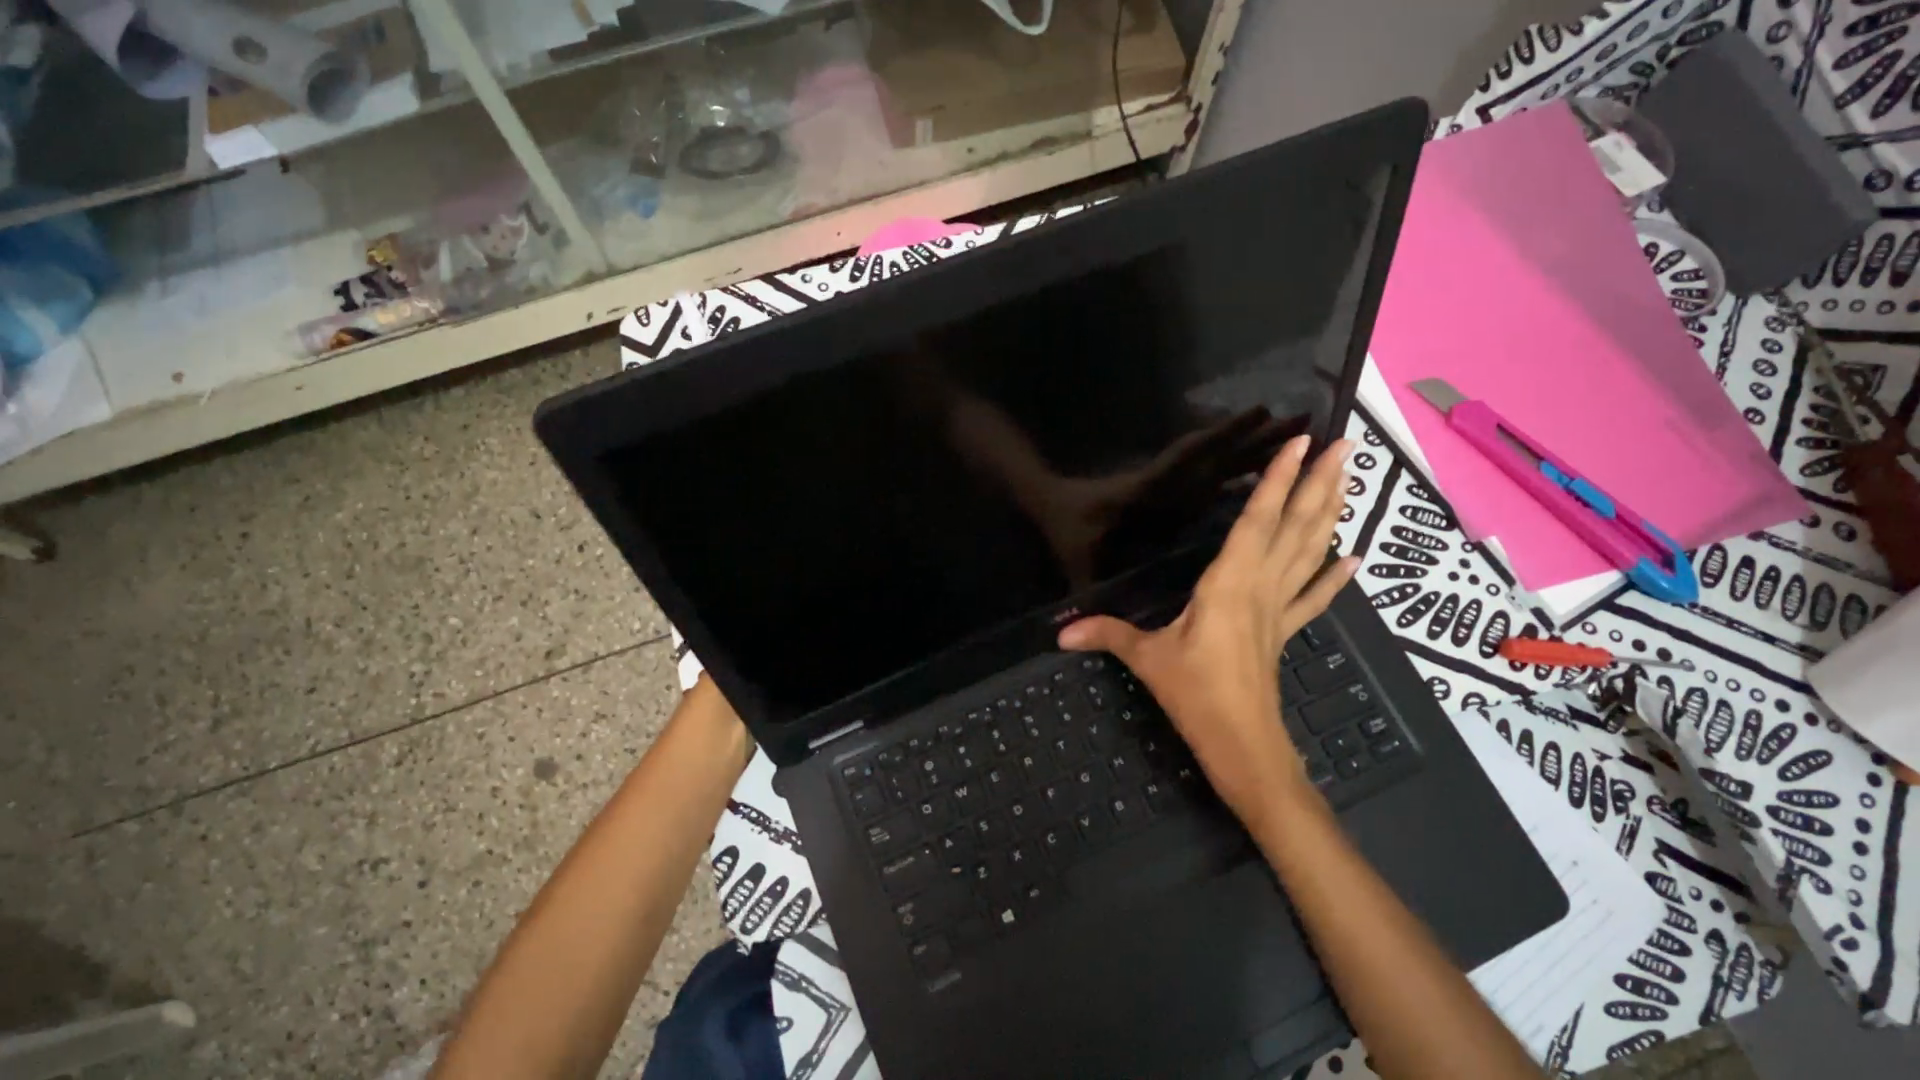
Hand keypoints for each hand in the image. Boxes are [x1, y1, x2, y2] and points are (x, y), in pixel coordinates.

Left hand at [1029, 407, 1295, 588]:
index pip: (1186, 459)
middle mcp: (1172, 486)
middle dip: (1260, 440)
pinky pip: (1224, 486)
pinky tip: (1288, 489)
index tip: (1257, 417)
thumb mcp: (1075, 563)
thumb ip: (1081, 594)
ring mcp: (1179, 490)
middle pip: (1220, 456)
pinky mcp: (1183, 499)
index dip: (1220, 439)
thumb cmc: (1065, 530)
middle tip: (1309, 424)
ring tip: (1310, 444)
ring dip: (1264, 453)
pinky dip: (1255, 482)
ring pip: (1229, 467)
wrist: (1050, 506)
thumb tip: (1068, 632)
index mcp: (1148, 493)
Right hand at [1056, 435, 1358, 828]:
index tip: (1299, 444)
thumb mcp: (1148, 660)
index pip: (1257, 522)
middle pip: (1296, 528)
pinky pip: (1315, 599)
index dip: (1277, 481)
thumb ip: (1107, 635)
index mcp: (1229, 583)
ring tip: (1350, 478)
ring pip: (1311, 552)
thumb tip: (1060, 630)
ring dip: (1331, 514)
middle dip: (1319, 484)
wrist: (1242, 744)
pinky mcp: (1285, 632)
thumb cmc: (1196, 696)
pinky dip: (1335, 577)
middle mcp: (1261, 587)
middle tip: (1347, 445)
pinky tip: (1356, 556)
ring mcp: (1279, 610)